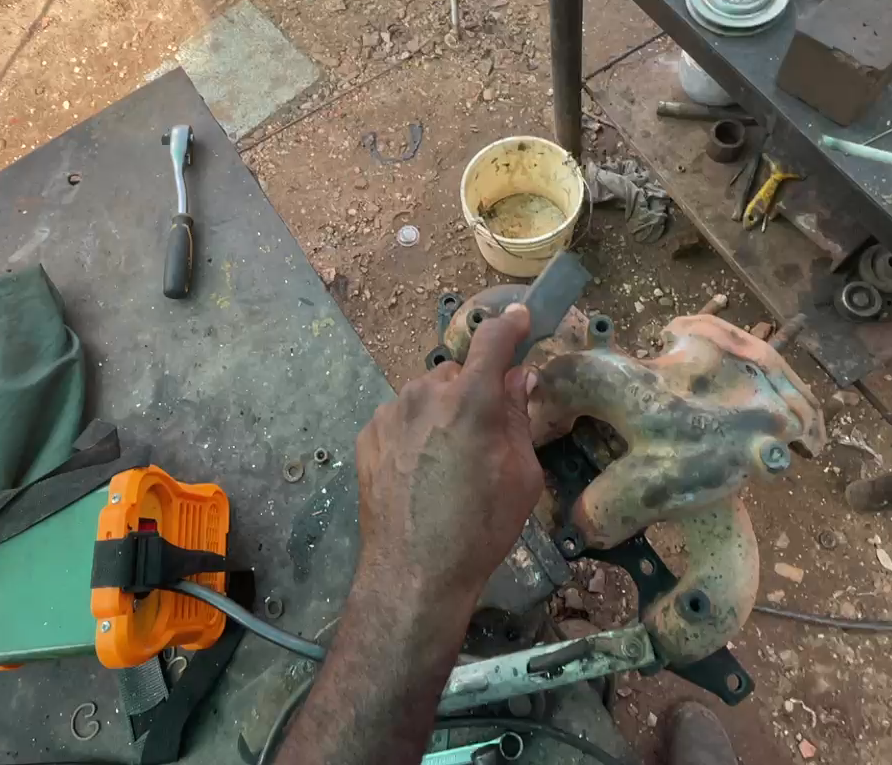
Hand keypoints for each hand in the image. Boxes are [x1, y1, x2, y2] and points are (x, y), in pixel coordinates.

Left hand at [353, 303, 542, 621]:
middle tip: (483, 430)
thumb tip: (517, 376)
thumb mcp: (522, 475)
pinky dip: (415, 428)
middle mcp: (425, 392)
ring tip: (446, 458)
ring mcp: (391, 411)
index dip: (510, 325)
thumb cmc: (481, 528)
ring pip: (427, 393)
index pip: (492, 339)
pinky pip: (402, 415)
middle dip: (474, 389)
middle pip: (458, 372)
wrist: (413, 573)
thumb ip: (518, 415)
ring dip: (442, 409)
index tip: (520, 318)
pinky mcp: (369, 432)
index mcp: (470, 399)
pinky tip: (418, 468)